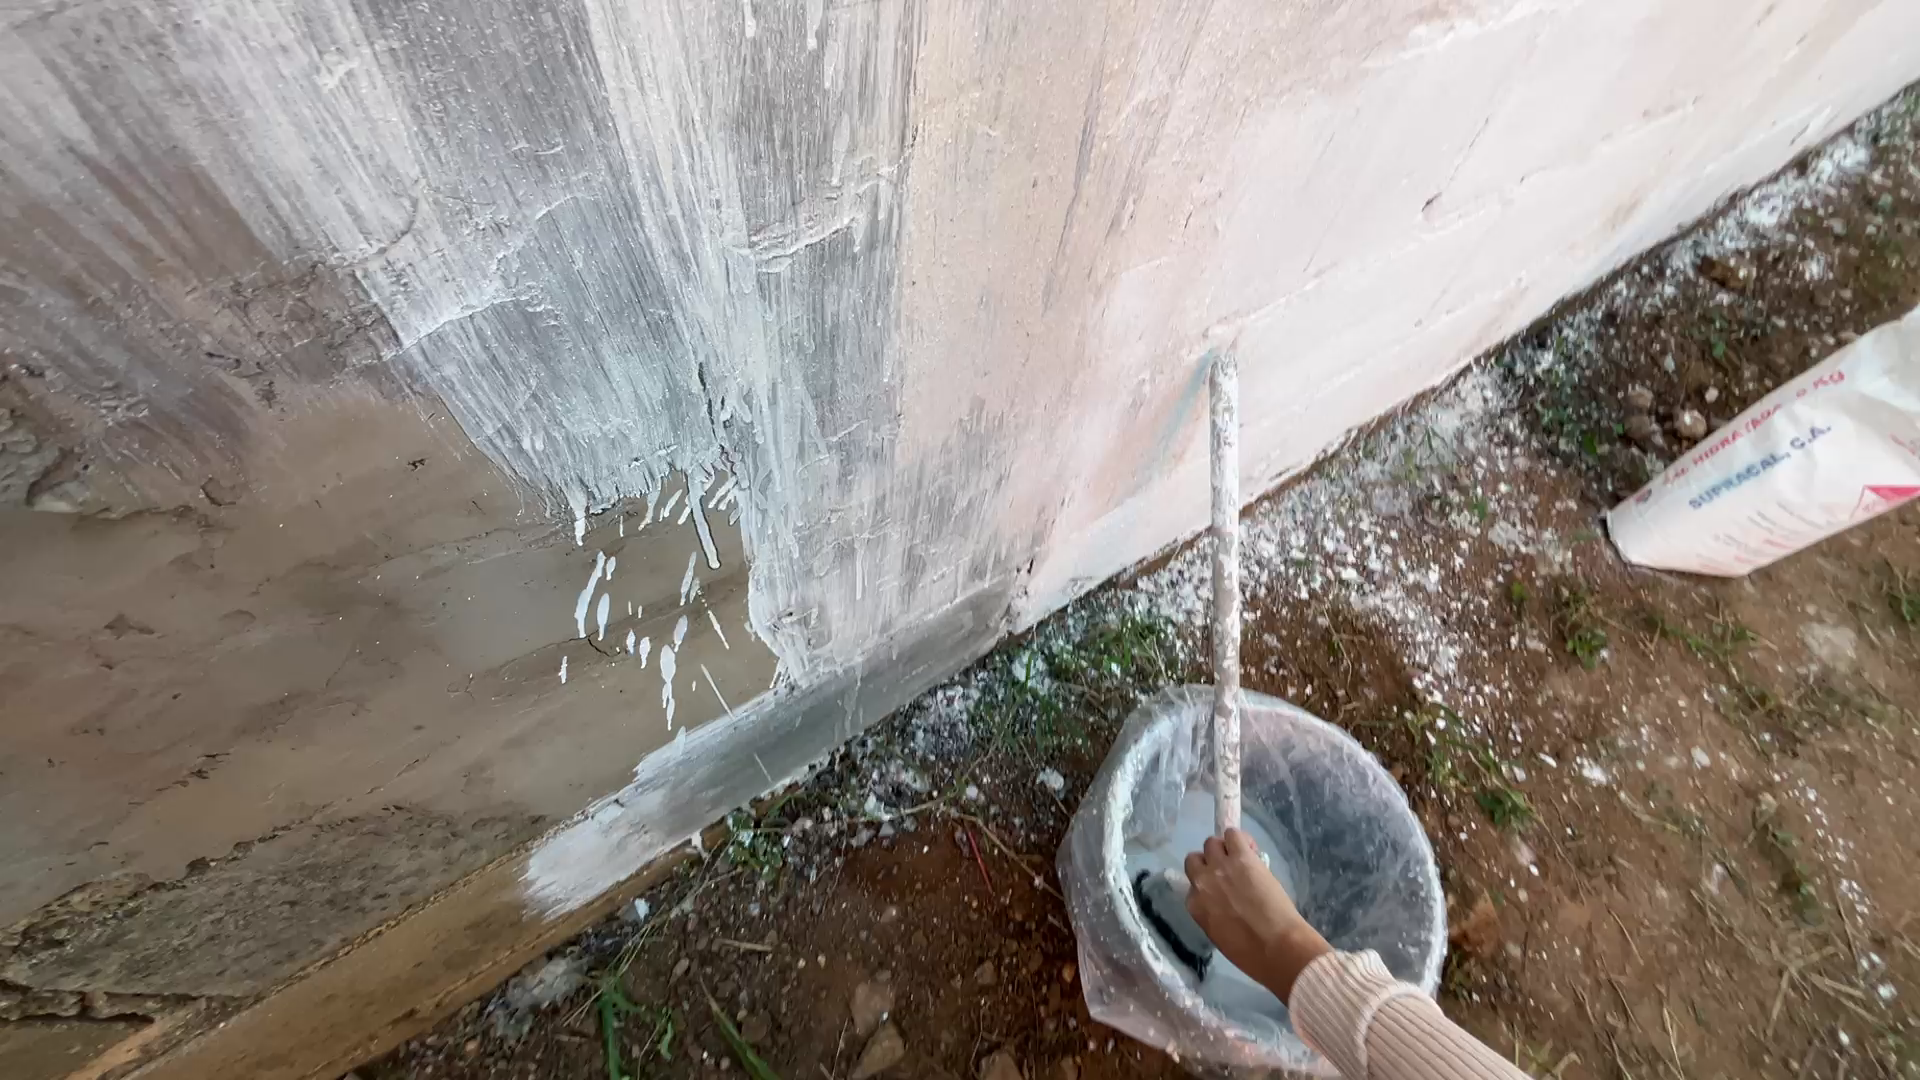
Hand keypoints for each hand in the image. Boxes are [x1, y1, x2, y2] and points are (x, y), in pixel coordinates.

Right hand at [1184, 828, 1330, 1002]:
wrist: (1279, 950)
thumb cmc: (1252, 955)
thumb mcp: (1219, 936)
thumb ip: (1211, 913)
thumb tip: (1219, 901)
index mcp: (1195, 905)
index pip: (1192, 885)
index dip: (1207, 885)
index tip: (1221, 892)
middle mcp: (1201, 881)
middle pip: (1195, 859)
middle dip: (1209, 864)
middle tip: (1228, 873)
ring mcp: (1220, 866)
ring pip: (1211, 842)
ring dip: (1224, 850)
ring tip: (1241, 861)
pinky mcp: (1241, 856)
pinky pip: (1232, 834)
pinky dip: (1240, 840)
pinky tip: (1251, 851)